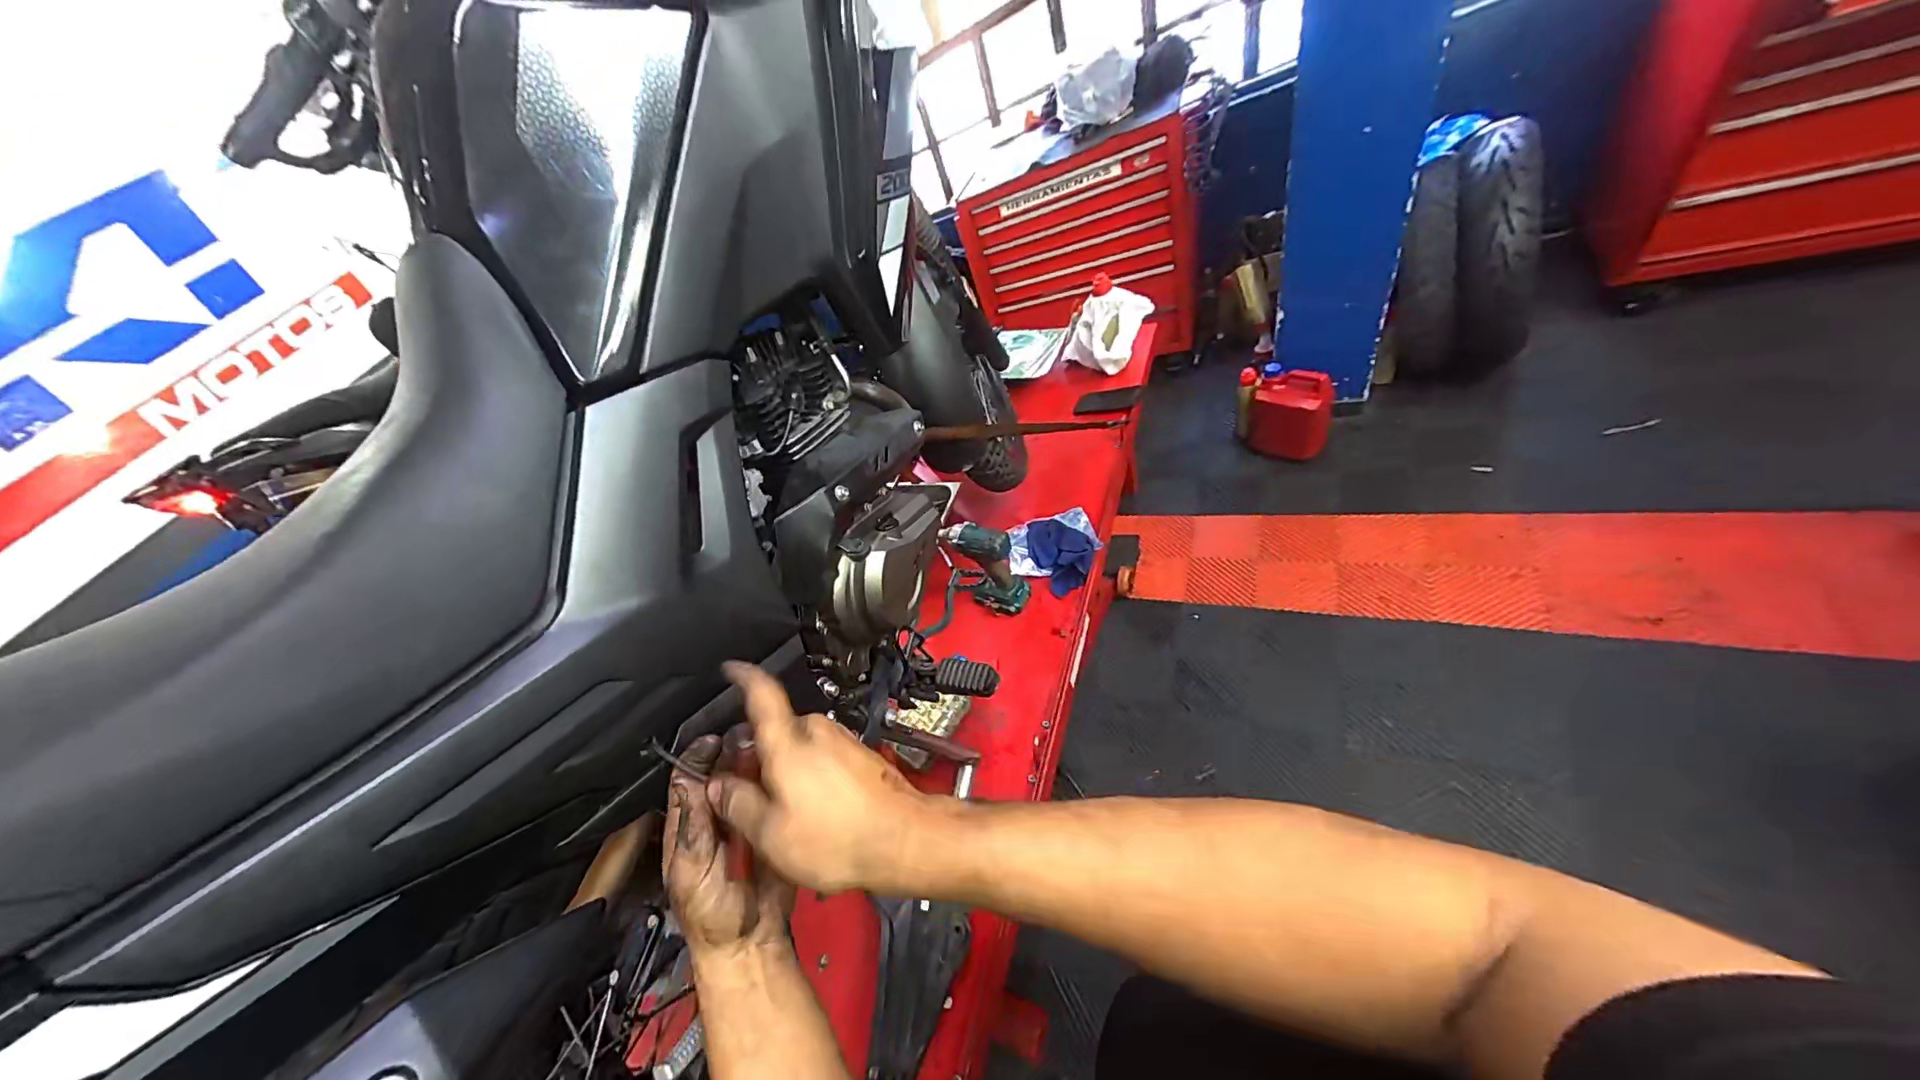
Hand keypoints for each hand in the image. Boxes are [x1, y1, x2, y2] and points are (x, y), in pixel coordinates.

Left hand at [662, 734, 792, 955]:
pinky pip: (775, 798)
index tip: (713, 740)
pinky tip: (784, 770)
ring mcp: (747, 821)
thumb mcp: (691, 875)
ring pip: (750, 781)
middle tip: (746, 737)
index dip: (698, 757)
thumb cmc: (711, 919)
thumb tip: (687, 785)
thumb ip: (692, 832)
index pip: (688, 780)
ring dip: (757, 763)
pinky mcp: (773, 826)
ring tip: (765, 748)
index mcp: (688, 827)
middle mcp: (718, 818)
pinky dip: (779, 782)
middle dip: (732, 752)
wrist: (752, 942)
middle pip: (723, 773)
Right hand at [710, 662, 939, 894]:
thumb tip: (719, 788)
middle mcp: (818, 732)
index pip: (762, 693)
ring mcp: (843, 742)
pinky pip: (826, 760)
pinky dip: (816, 780)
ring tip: (792, 817)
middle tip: (754, 795)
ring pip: (803, 749)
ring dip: (792, 773)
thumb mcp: (770, 833)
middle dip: (763, 757)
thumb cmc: (840, 837)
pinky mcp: (861, 756)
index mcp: (789, 743)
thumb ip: (738, 804)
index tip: (732, 670)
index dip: (744, 677)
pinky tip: (820, 815)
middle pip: (778, 731)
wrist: (903, 840)